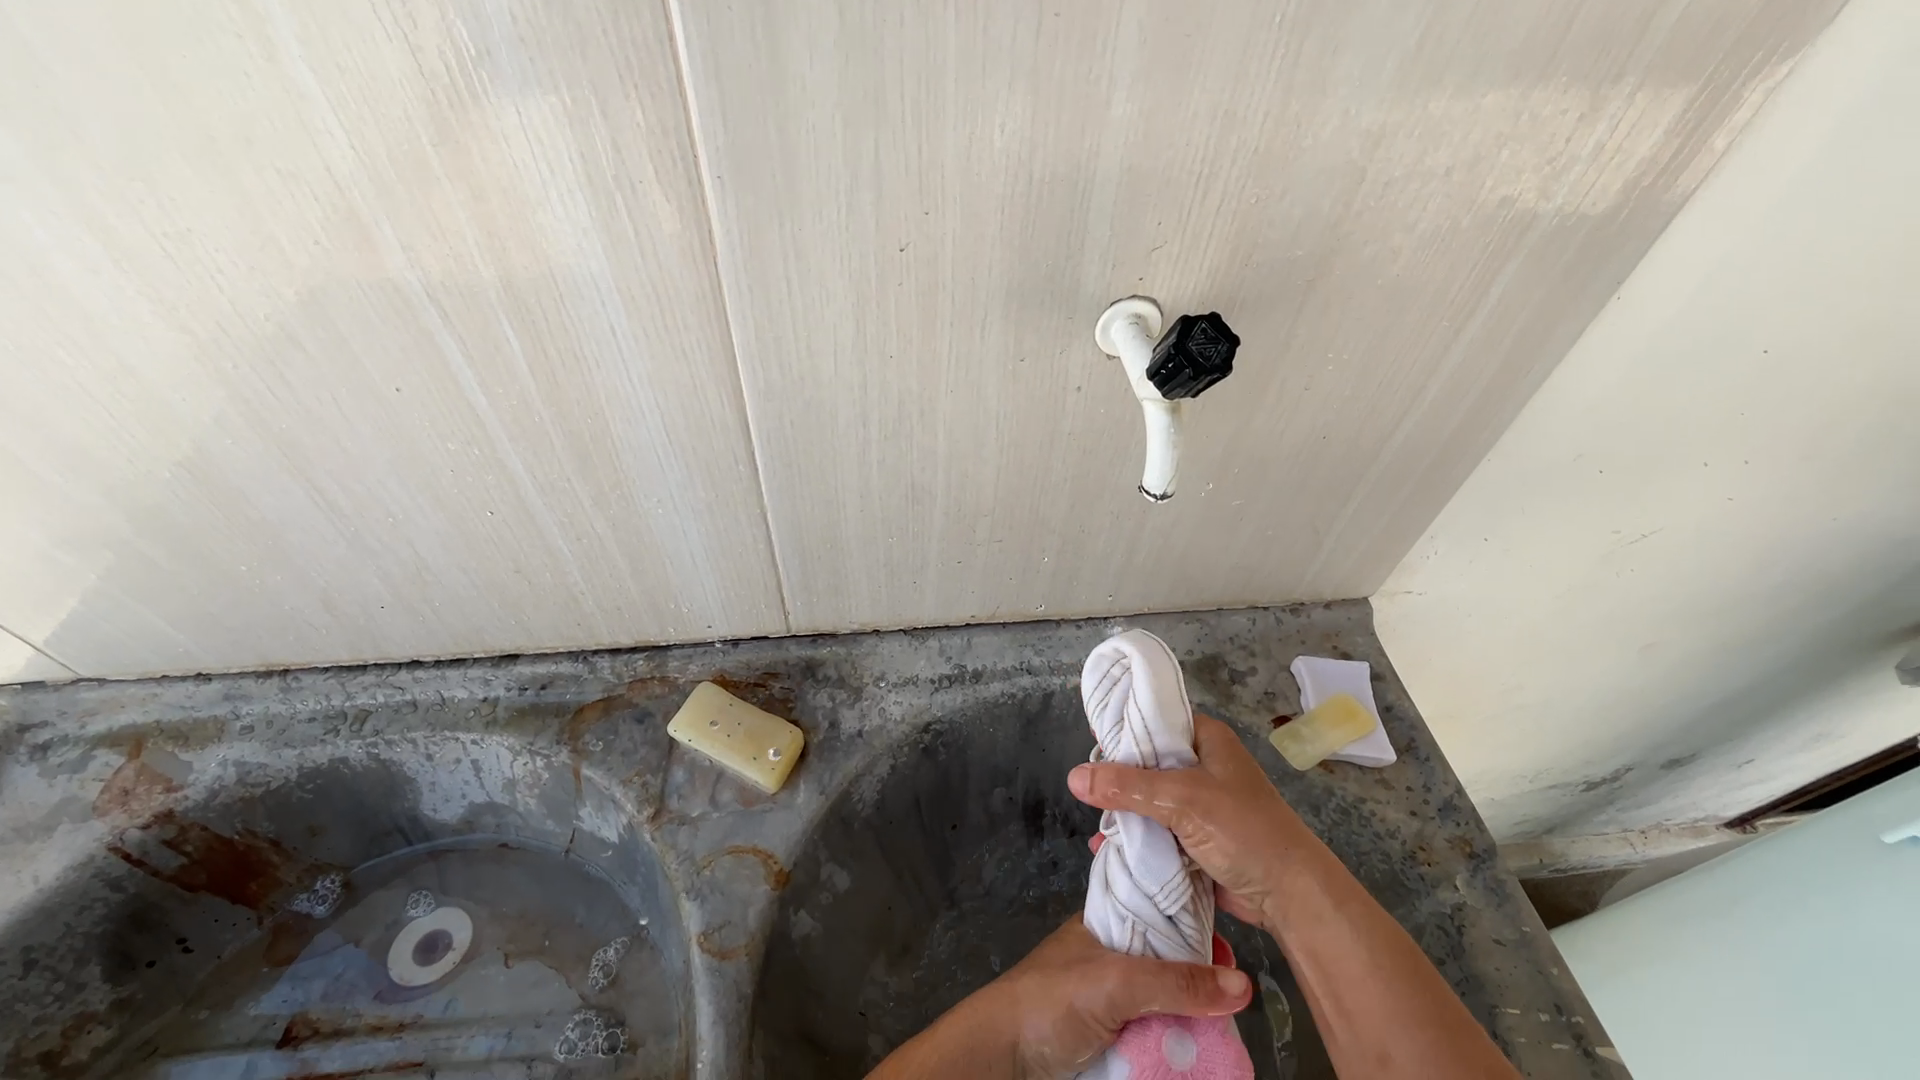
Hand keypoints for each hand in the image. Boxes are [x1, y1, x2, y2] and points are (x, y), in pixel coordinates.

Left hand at [870, 915, 1249, 1079]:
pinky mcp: (1113, 1030)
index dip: (1197, 922)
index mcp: (1110, 921)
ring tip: (1229, 1020)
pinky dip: (1177, 1034)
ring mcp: (1113, 994)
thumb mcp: (1116, 982)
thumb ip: (1175, 981)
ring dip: (1193, 1009)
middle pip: (1170, 956)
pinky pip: (1155, 1027)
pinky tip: (1204, 1042)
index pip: (1162, 908)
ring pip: (1165, 995)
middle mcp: (1114, 952)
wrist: (1002, 1054)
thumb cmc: (1052, 1000)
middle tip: (1238, 993)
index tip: (1235, 947)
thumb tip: (1243, 984)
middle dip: (1203, 974)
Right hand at [1070, 711, 1310, 930]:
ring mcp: (1199, 804)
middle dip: (1116, 778)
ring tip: (1093, 825)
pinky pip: (1156, 830)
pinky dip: (1135, 838)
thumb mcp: (1183, 800)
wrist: (1289, 895)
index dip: (1122, 726)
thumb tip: (1074, 776)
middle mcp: (1202, 766)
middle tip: (1083, 788)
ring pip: (1148, 799)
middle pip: (1147, 762)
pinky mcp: (1196, 837)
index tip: (1088, 737)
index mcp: (1206, 740)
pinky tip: (1106, 848)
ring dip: (1123, 813)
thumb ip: (1127, 786)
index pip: (1154, 720)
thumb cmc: (1244, 831)